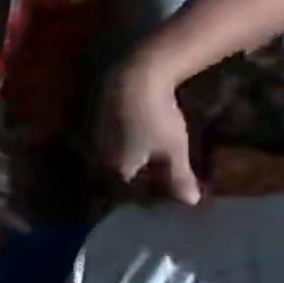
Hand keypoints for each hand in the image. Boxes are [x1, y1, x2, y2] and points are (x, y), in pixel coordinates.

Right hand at [100, 58, 201, 204]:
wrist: (130, 80)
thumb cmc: (154, 118)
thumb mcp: (173, 149)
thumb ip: (178, 178)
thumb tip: (190, 202)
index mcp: (117, 170)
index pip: (128, 194)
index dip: (146, 198)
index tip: (163, 198)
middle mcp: (98, 160)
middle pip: (115, 180)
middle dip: (133, 183)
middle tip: (153, 182)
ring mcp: (94, 142)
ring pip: (109, 163)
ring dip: (126, 167)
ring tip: (145, 164)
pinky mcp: (94, 126)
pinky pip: (107, 148)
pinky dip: (120, 151)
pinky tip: (134, 143)